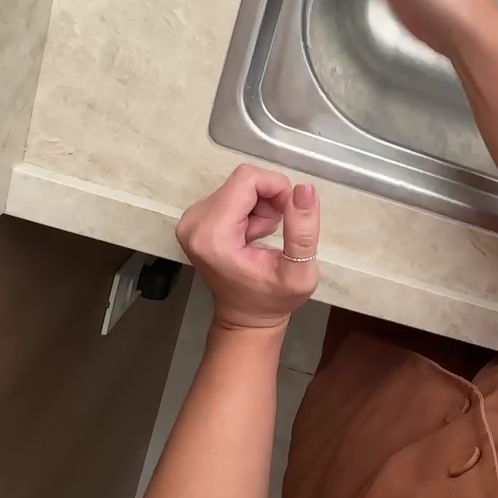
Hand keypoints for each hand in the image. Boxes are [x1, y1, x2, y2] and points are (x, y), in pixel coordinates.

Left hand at [175, 164, 320, 331]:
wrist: (245, 318)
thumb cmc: (273, 300)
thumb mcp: (300, 273)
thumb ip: (303, 231)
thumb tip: (305, 189)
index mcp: (213, 234)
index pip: (247, 179)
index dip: (277, 189)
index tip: (289, 216)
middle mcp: (194, 221)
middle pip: (243, 181)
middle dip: (270, 199)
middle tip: (278, 230)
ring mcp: (192, 219)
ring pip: (240, 186)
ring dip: (262, 205)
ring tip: (264, 236)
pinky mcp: (197, 218)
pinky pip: (233, 194)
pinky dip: (250, 208)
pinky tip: (252, 235)